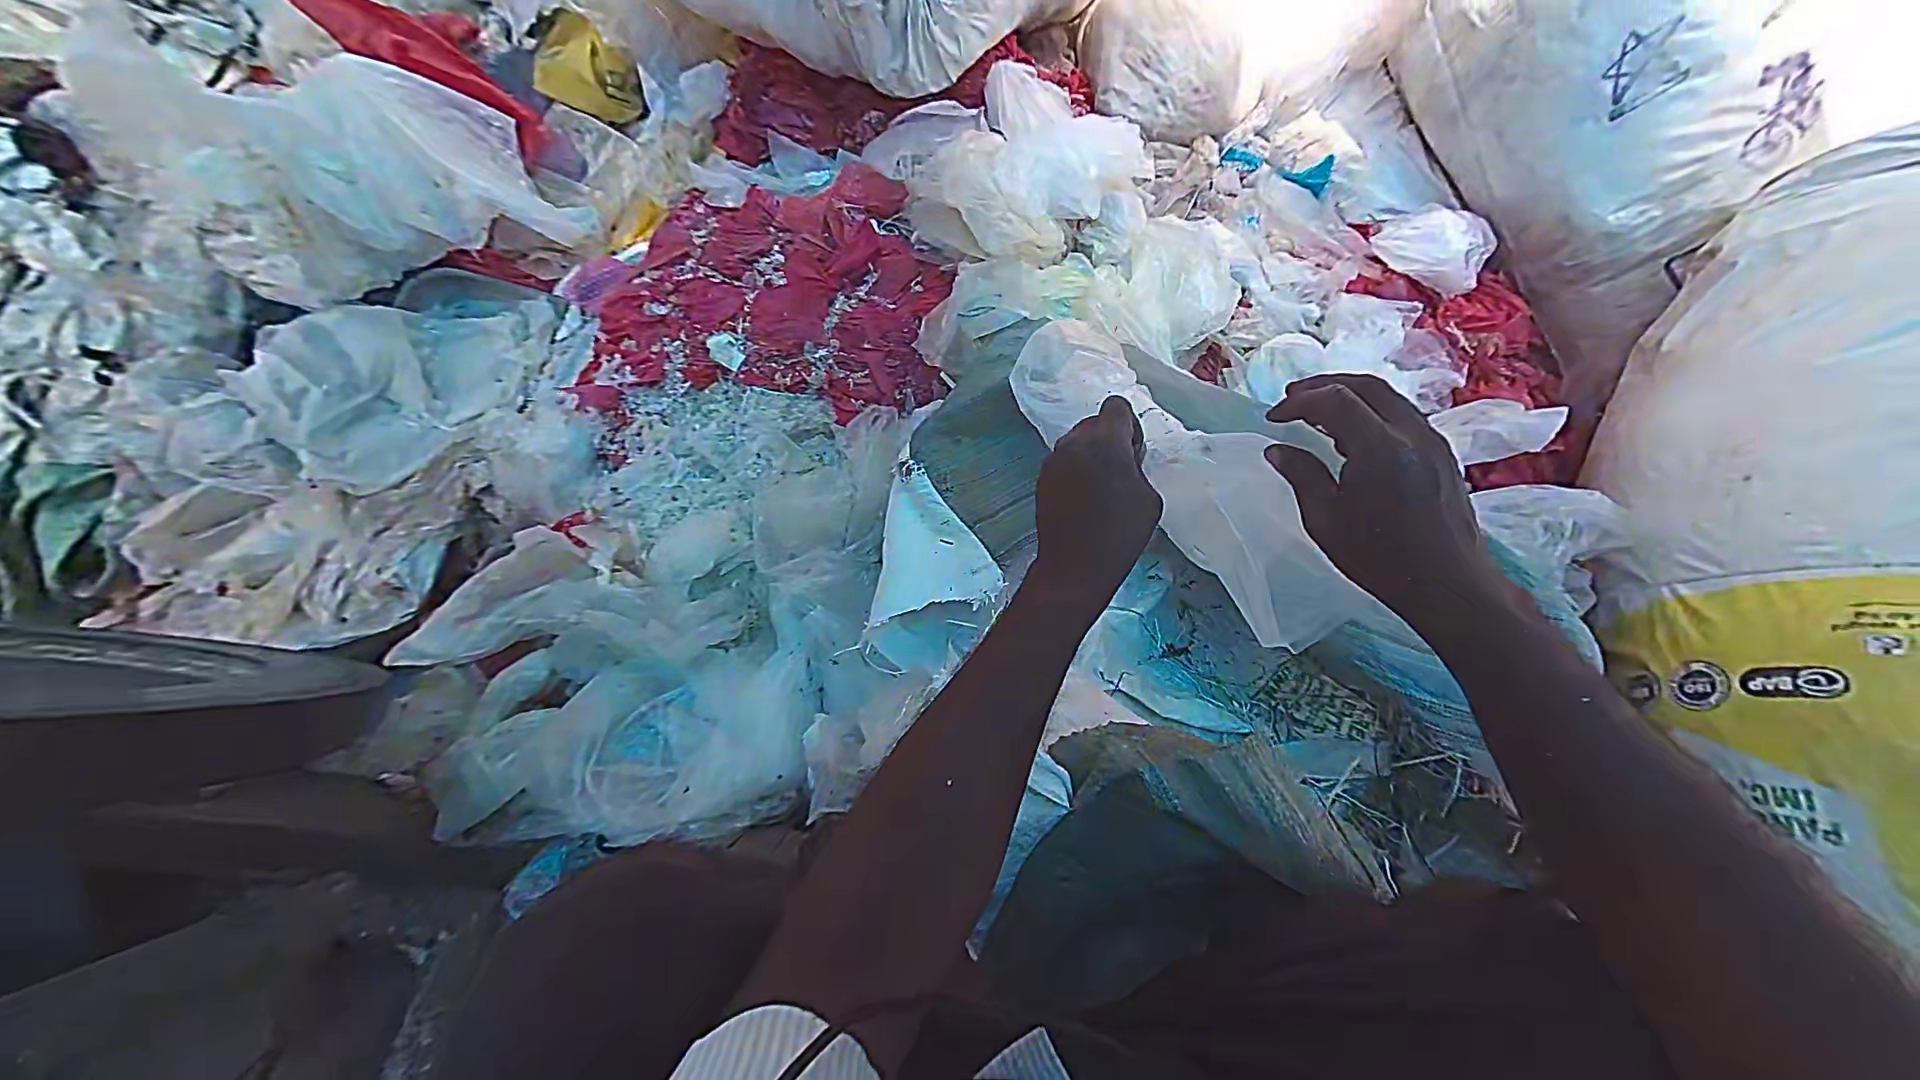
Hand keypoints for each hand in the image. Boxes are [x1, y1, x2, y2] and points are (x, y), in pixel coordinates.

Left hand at [1032, 396, 1162, 610]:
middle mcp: (1074, 443)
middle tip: (1119, 473)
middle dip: (1109, 440)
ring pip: (1077, 443)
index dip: (1130, 425)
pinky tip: (1082, 501)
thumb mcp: (1148, 496)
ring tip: (1100, 490)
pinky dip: (1074, 472)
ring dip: (1090, 456)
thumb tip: (1124, 460)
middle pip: (1095, 423)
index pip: (1117, 407)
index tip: (1133, 453)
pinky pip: (1063, 463)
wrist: (1075, 565)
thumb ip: (1137, 466)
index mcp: (1105, 441)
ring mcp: (1053, 460)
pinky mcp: (1041, 479)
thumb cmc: (1120, 533)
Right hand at [1264, 374, 1503, 620]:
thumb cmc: (1377, 557)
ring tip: (1318, 409)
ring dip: (1349, 394)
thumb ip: (1302, 476)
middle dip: (1324, 385)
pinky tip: (1352, 431)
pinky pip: (1402, 414)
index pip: (1334, 401)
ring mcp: (1432, 440)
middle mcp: (1411, 434)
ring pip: (1388, 396)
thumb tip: (1276, 449)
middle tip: (1292, 397)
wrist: (1446, 582)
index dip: (1299, 402)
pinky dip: (1370, 410)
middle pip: (1366, 386)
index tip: (1274, 418)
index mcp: (1379, 448)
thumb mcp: (1325, 520)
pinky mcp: (1442, 453)